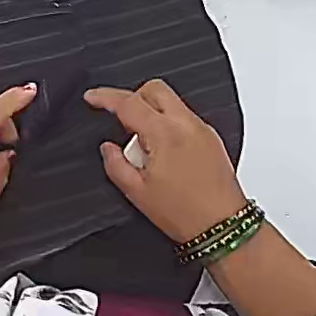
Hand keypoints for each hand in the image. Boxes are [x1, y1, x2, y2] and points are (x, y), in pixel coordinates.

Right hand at [85, 79, 247, 243]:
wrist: (222, 226)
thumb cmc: (185, 213)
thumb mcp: (137, 193)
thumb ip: (115, 165)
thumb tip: (108, 148)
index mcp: (165, 134)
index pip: (129, 103)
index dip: (105, 96)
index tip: (93, 97)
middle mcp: (186, 124)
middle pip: (154, 89)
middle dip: (133, 98)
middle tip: (124, 124)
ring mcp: (202, 129)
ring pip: (171, 101)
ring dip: (152, 112)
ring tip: (146, 147)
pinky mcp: (211, 137)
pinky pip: (184, 116)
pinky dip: (169, 124)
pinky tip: (164, 152)